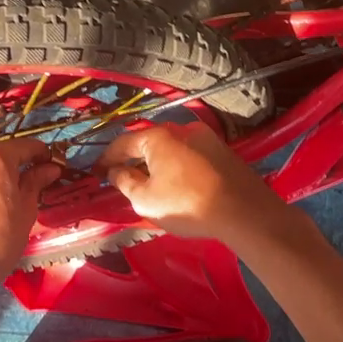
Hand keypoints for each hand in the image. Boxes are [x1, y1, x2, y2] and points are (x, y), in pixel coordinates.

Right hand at [100, 123, 283, 240]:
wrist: (245, 212)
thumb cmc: (187, 205)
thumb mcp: (146, 200)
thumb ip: (125, 182)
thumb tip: (115, 172)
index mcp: (158, 137)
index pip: (123, 143)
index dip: (107, 158)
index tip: (97, 172)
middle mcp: (182, 129)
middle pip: (149, 142)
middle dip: (133, 158)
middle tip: (121, 176)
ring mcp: (206, 138)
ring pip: (171, 147)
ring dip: (156, 161)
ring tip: (149, 181)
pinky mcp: (223, 152)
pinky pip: (190, 154)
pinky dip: (177, 165)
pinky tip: (177, 182)